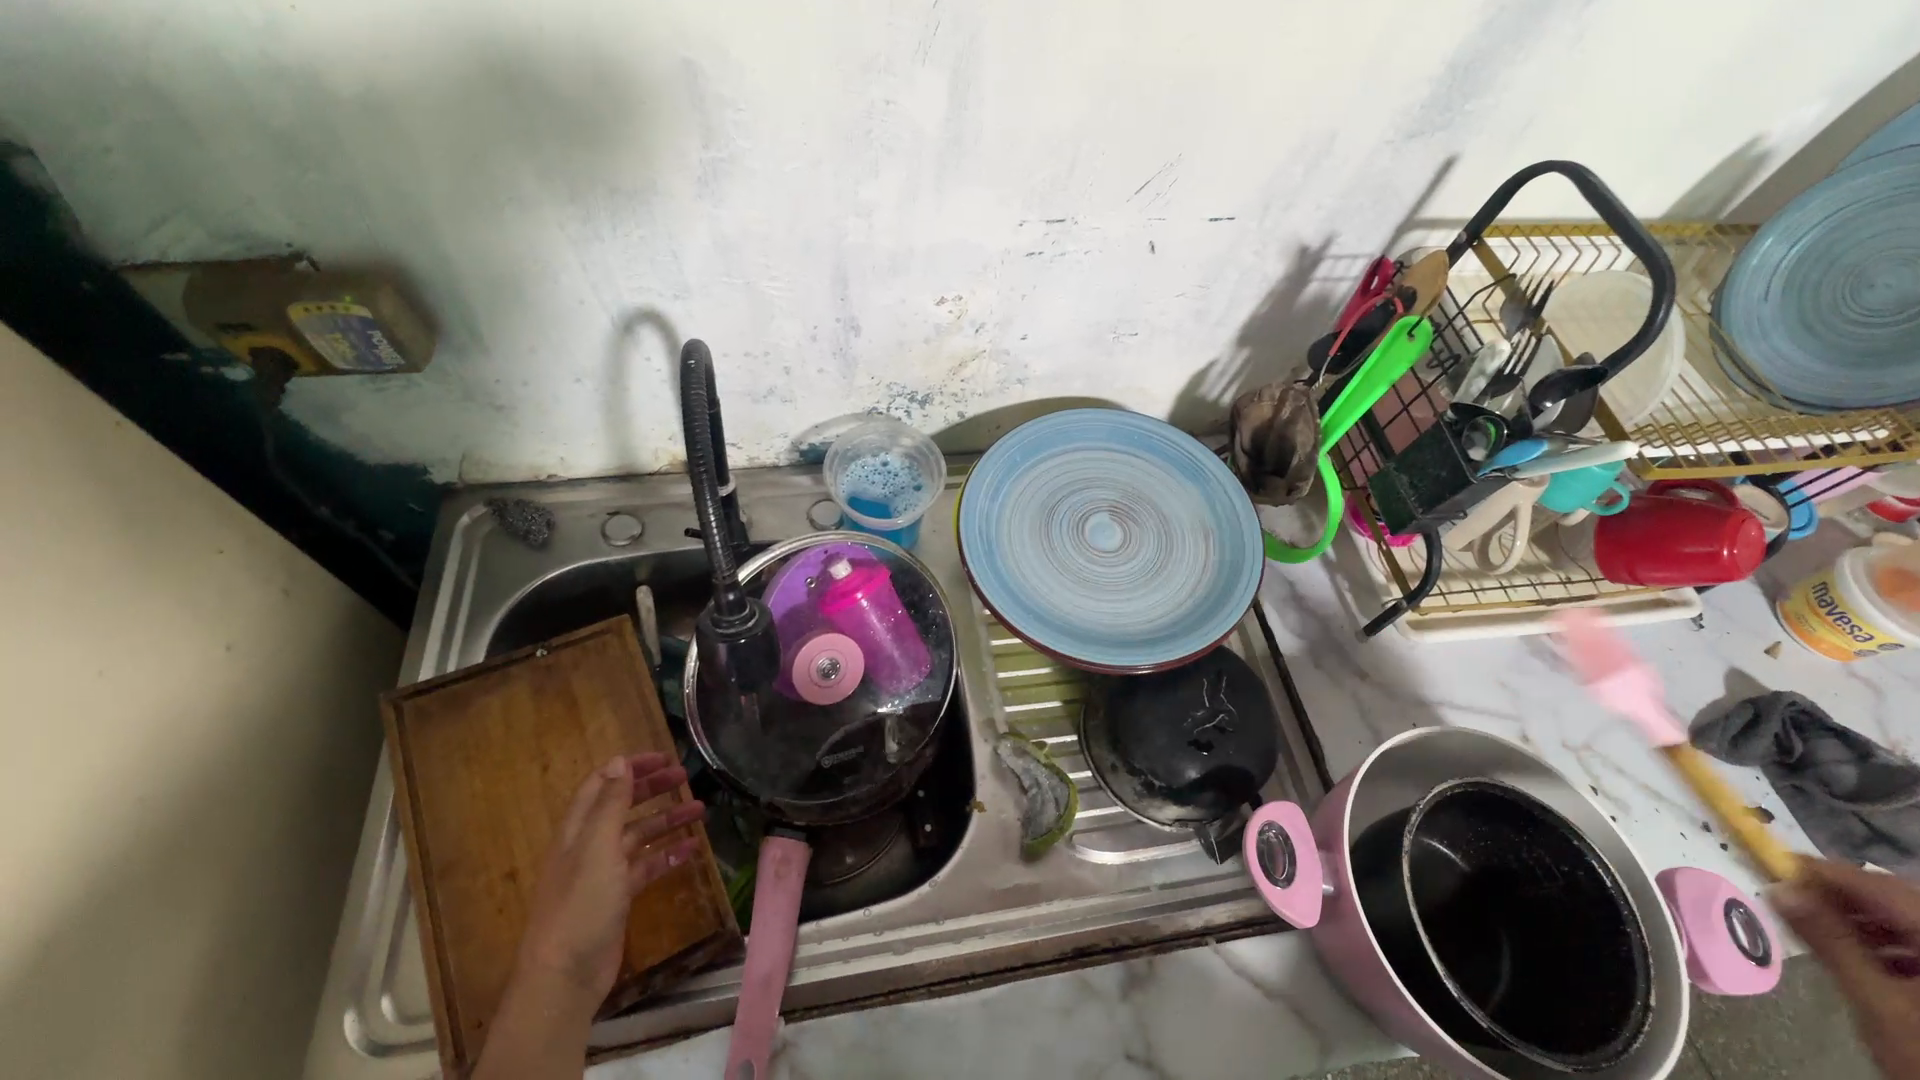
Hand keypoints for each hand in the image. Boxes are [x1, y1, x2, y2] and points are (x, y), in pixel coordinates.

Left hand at [515, 753, 705, 1014]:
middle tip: (685, 777)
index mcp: (578, 831)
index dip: (629, 768)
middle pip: (622, 808)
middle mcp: (589, 847)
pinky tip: (692, 850)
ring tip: (700, 810)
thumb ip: (610, 804)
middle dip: (652, 790)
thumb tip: (618, 760)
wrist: (565, 975)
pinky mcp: (618, 899)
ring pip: (638, 837)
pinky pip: (646, 868)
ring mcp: (604, 874)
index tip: (663, 757)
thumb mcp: (598, 848)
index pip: (602, 786)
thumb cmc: (580, 906)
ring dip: (666, 821)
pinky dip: (668, 856)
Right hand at [1773, 858, 1919, 1078]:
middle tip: (1790, 894)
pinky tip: (1856, 950)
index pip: (1884, 889)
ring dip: (1857, 914)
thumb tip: (1779, 890)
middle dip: (1841, 894)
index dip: (1830, 873)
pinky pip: (1913, 937)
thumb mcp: (1873, 1000)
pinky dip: (1879, 936)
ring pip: (1903, 916)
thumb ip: (1829, 942)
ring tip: (1815, 922)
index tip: (1777, 864)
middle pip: (1896, 898)